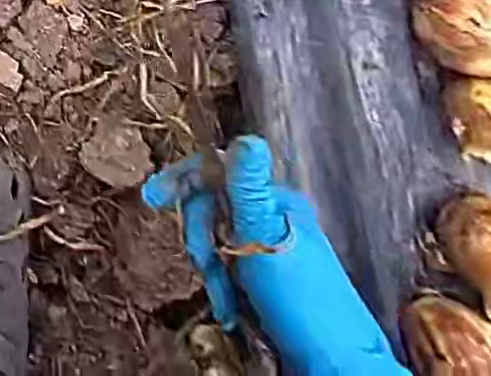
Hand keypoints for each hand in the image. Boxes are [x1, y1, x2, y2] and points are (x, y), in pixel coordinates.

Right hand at [142, 135, 406, 375]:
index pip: (216, 171)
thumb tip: (247, 138)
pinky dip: (222, 289)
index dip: (181, 180)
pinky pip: (228, 271)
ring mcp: (269, 250)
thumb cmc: (304, 305)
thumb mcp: (268, 237)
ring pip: (216, 242)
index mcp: (275, 200)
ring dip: (212, 271)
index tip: (151, 197)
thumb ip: (250, 188)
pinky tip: (232, 310)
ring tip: (226, 301)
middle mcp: (272, 218)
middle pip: (211, 208)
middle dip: (201, 238)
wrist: (339, 372)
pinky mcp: (266, 282)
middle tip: (205, 267)